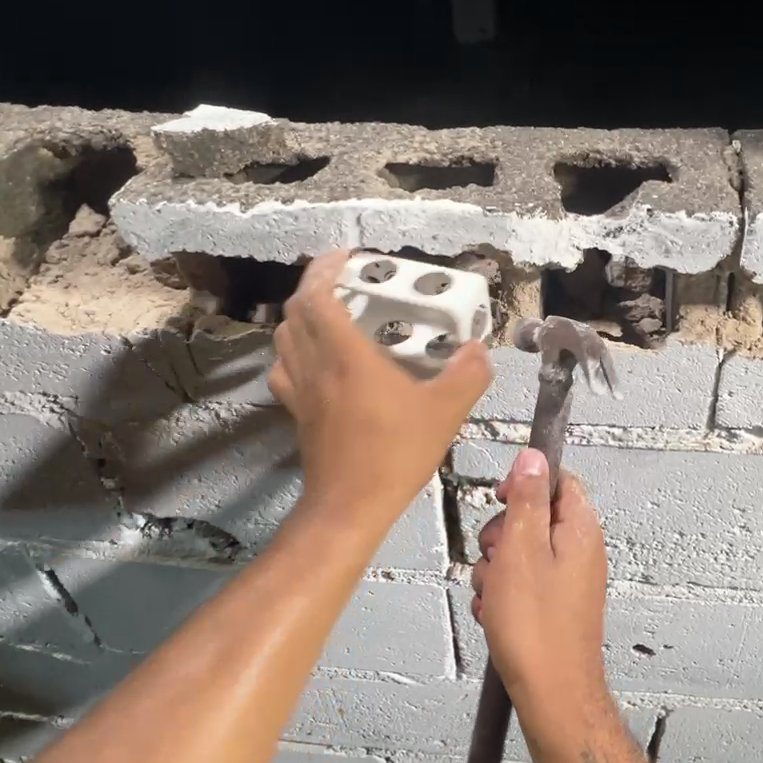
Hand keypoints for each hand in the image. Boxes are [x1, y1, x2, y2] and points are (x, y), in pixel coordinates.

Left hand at [267, 251, 491, 527]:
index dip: (325, 269)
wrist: (350, 506)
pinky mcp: (298, 414)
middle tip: (346, 284)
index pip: (317, 296)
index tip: (346, 257)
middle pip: (295, 312)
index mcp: (345, 356)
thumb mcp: (445, 412)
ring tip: (332, 316)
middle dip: (315, 287)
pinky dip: (296, 352)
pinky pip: (284, 369)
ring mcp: (299, 392)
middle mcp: (314, 366)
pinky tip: (319, 363)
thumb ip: (467, 375)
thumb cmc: (395, 453)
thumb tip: (478, 351)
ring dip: (302, 317)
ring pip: (284, 339)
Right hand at [470, 450, 611, 725]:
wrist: (551, 695)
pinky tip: (497, 617)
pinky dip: (502, 597)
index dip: (525, 484)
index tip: (502, 501)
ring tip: (496, 598)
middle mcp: (578, 551)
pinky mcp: (553, 605)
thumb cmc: (536, 628)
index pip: (557, 480)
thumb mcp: (521, 549)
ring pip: (518, 553)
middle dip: (501, 537)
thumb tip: (533, 457)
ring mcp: (567, 580)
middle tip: (497, 560)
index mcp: (579, 529)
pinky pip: (519, 585)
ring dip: (496, 571)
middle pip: (531, 517)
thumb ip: (527, 499)